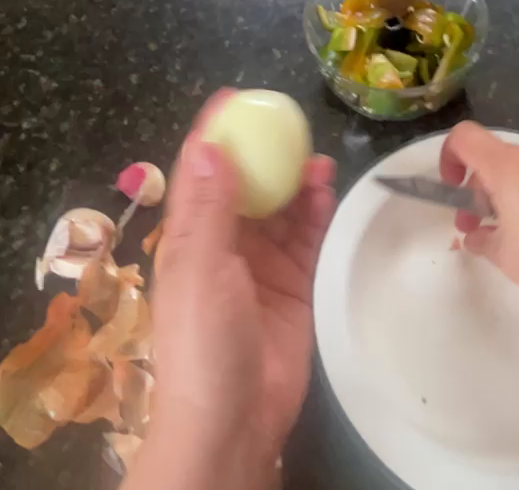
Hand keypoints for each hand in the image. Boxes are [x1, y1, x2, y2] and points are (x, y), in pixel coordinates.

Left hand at [134, 89, 336, 489]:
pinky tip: (326, 189)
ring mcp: (263, 264)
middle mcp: (226, 243)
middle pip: (248, 183)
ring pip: (281, 206)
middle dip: (266, 152)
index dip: (216, 133)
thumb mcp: (199, 268)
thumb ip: (209, 208)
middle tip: (290, 123)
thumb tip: (211, 143)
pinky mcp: (296, 284)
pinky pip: (308, 236)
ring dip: (295, 179)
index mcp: (192, 236)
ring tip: (315, 158)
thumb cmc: (204, 340)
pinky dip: (316, 210)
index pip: (202, 172)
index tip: (237, 98)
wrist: (235, 421)